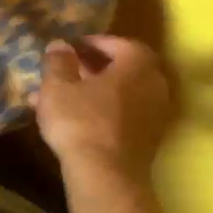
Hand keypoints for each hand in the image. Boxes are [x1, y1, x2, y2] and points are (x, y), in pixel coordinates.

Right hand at [35, 35, 171, 177]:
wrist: (105, 170)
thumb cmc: (79, 120)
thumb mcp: (57, 86)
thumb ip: (58, 62)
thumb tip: (61, 44)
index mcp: (136, 69)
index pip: (126, 44)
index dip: (100, 42)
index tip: (75, 45)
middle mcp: (154, 86)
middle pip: (130, 68)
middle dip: (100, 64)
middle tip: (71, 66)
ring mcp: (155, 112)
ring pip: (127, 90)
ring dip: (101, 87)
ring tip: (69, 93)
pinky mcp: (149, 134)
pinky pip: (128, 109)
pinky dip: (107, 105)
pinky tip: (80, 115)